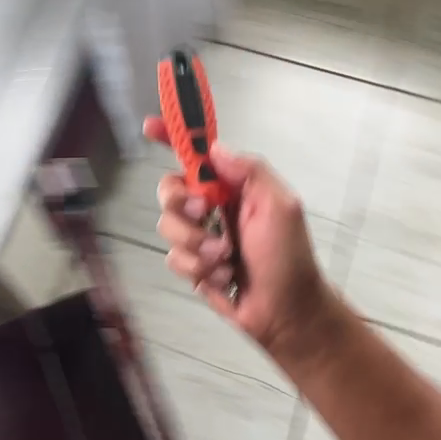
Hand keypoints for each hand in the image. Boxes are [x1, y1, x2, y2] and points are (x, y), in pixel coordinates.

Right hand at [142, 117, 340, 360]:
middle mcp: (213, 207)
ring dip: (198, 246)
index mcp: (234, 186)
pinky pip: (174, 259)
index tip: (151, 126)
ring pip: (168, 227)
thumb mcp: (281, 206)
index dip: (173, 136)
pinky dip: (199, 270)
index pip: (198, 155)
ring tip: (226, 260)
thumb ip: (250, 171)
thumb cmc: (289, 258)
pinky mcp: (194, 265)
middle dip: (181, 205)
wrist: (287, 313)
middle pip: (169, 190)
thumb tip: (216, 148)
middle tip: (204, 214)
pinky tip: (224, 278)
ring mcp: (201, 236)